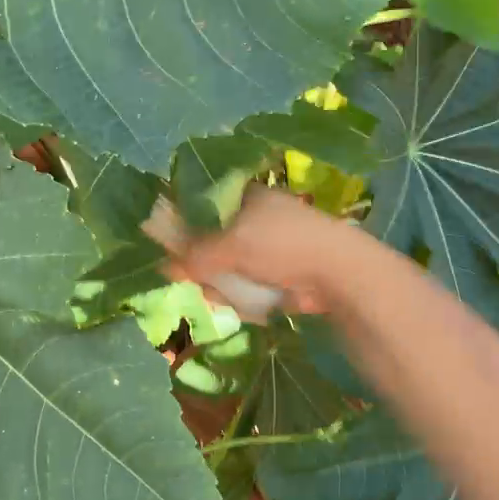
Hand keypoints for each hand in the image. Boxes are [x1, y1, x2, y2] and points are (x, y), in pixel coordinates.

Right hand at [148, 187, 359, 314]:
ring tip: (221, 294)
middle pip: (207, 240)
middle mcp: (251, 217)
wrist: (335, 273)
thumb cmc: (280, 245)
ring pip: (222, 265)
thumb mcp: (228, 246)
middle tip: (193, 277)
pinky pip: (240, 283)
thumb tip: (163, 267)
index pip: (199, 206)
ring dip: (218, 283)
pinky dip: (237, 295)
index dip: (181, 226)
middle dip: (199, 263)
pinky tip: (238, 303)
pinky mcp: (272, 272)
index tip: (170, 248)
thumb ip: (193, 256)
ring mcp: (263, 246)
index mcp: (242, 196)